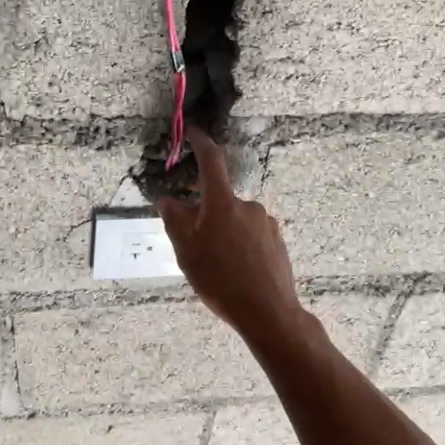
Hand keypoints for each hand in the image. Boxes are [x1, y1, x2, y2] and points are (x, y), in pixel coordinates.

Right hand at [156, 128, 306, 341]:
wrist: (269, 313)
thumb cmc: (220, 280)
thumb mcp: (186, 251)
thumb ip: (174, 220)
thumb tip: (167, 199)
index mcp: (223, 203)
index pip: (211, 161)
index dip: (200, 142)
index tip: (192, 131)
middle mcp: (248, 205)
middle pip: (220, 199)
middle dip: (205, 214)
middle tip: (194, 244)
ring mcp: (266, 223)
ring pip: (235, 219)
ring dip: (224, 232)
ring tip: (217, 266)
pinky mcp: (277, 241)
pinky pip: (251, 234)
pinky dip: (240, 244)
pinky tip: (237, 271)